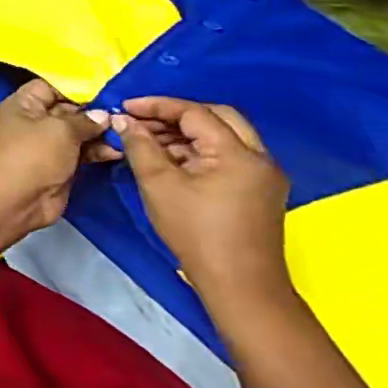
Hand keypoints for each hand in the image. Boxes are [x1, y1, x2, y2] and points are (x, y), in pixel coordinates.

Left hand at [0, 79, 118, 230]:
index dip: (76, 87)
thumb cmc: (32, 156)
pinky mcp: (59, 164)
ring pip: (78, 131)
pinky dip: (98, 150)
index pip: (49, 86)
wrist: (16, 199)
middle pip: (67, 108)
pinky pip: (82, 151)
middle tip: (126, 112)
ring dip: (101, 133)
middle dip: (95, 110)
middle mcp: (33, 121)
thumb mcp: (59, 130)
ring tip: (126, 133)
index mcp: (22, 105)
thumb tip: (103, 115)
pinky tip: (118, 151)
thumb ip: (84, 120)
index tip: (108, 88)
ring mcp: (46, 144)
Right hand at [112, 97, 291, 302]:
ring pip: (224, 135)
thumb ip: (140, 145)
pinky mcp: (258, 189)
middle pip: (218, 117)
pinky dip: (198, 149)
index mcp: (239, 154)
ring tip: (148, 139)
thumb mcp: (158, 184)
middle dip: (176, 113)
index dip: (157, 106)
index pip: (195, 113)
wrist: (239, 282)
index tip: (124, 107)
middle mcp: (260, 158)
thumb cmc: (195, 230)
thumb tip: (124, 120)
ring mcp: (263, 174)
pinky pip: (227, 154)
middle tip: (141, 119)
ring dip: (186, 132)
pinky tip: (170, 159)